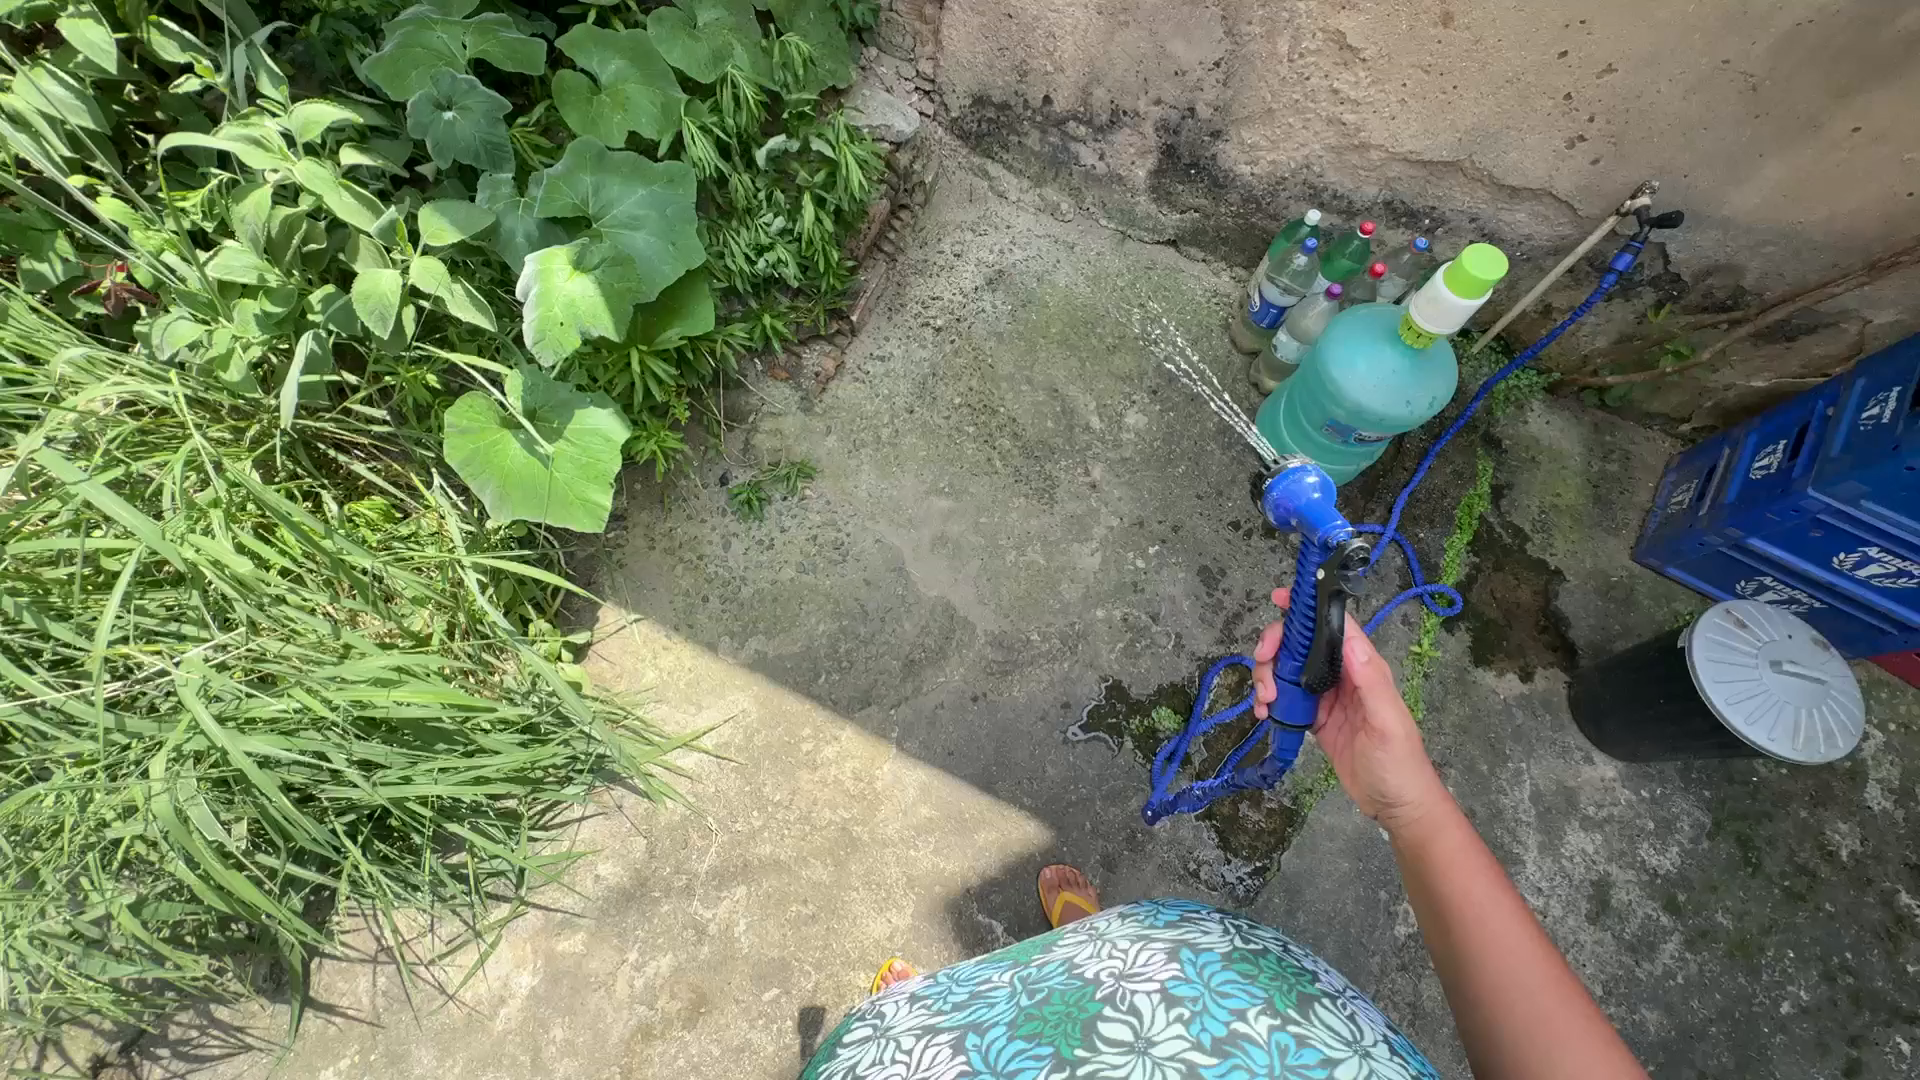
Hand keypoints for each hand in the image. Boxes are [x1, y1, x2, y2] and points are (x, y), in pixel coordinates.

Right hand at [1251, 587, 1448, 832]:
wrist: (1395, 806)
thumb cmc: (1399, 764)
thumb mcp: (1387, 723)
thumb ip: (1371, 682)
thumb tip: (1351, 641)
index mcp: (1364, 668)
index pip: (1334, 626)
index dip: (1307, 609)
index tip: (1278, 599)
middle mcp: (1342, 675)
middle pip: (1299, 644)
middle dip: (1274, 648)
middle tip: (1260, 665)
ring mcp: (1325, 696)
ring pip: (1285, 668)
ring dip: (1266, 677)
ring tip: (1263, 702)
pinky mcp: (1312, 716)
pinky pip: (1283, 696)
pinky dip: (1268, 701)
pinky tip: (1264, 715)